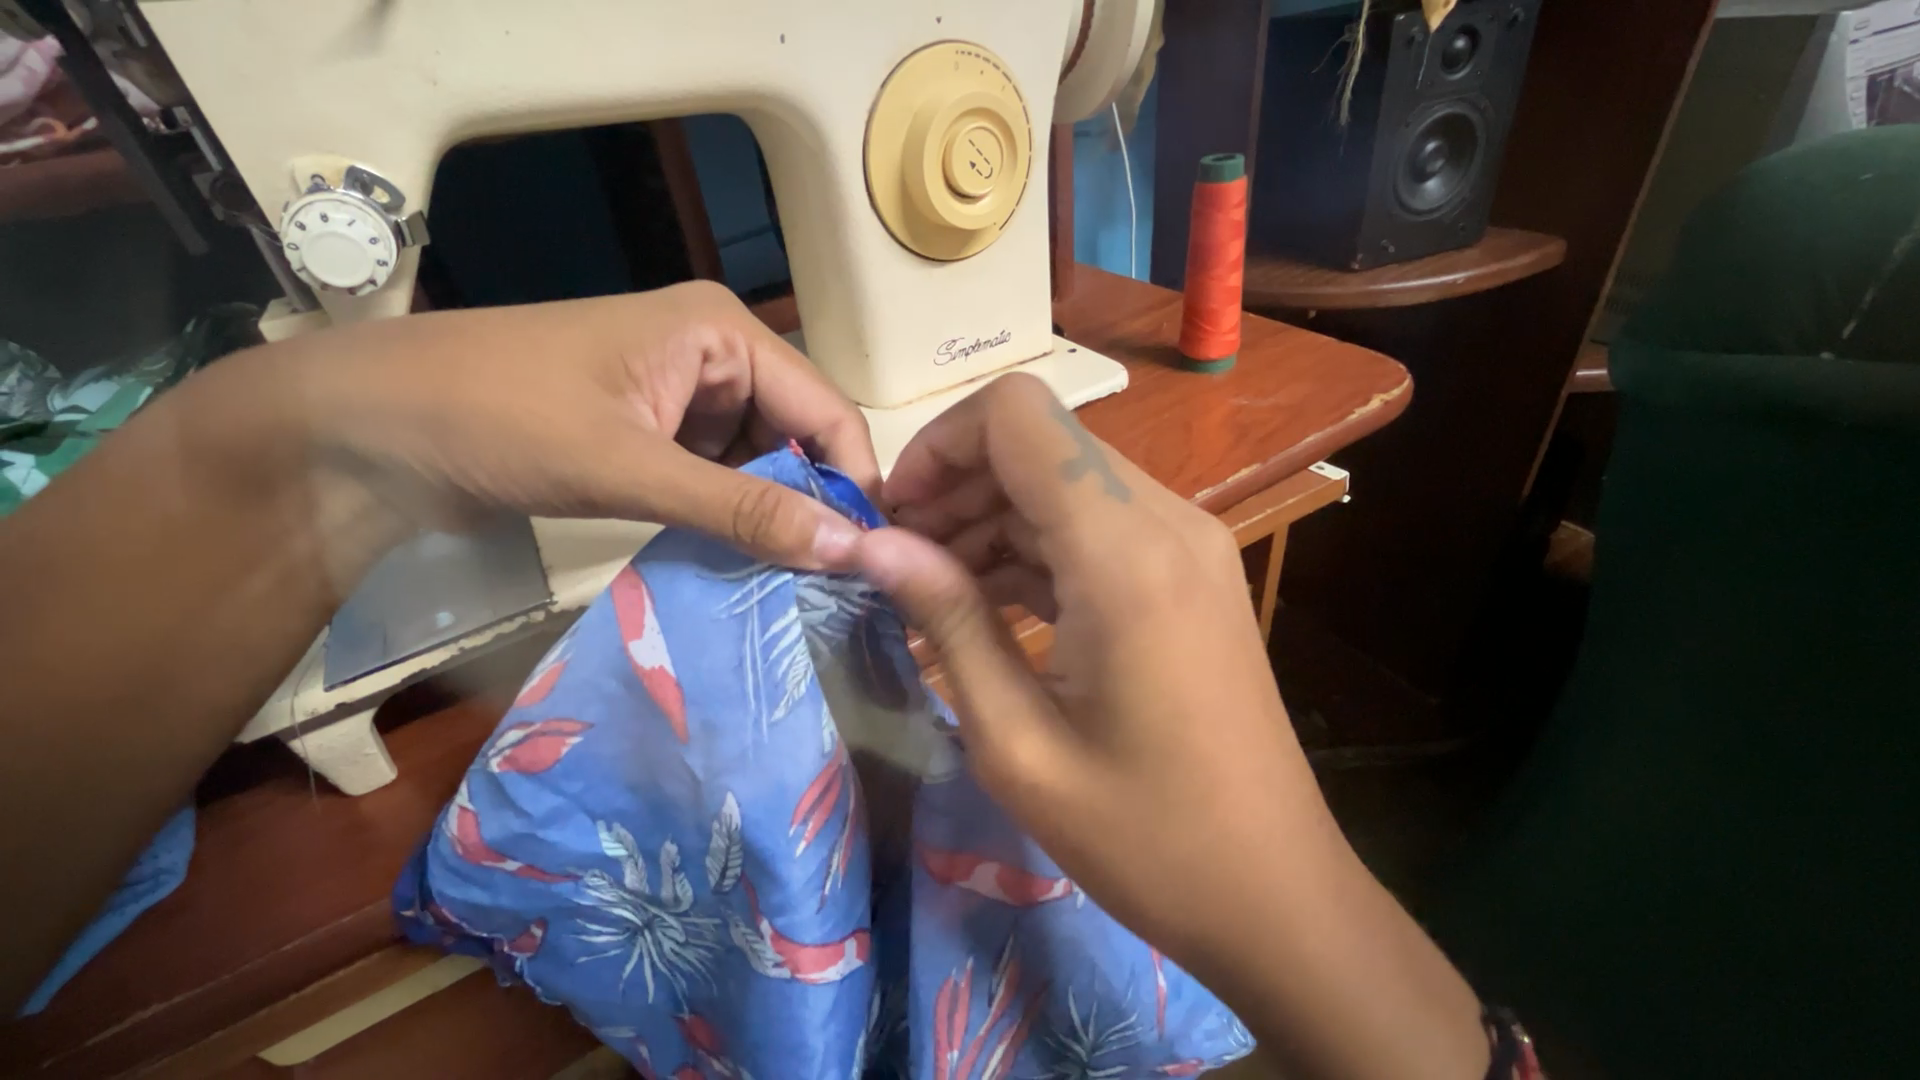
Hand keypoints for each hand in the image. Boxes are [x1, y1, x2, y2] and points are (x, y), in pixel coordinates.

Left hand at [275, 280, 875, 568]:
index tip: (873, 559)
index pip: (826, 410)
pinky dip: (733, 517)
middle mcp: (716, 354)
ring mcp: (684, 394)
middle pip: (799, 436)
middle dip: (813, 504)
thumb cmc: (497, 419)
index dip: (853, 483)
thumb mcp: (629, 468)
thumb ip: (743, 509)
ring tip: (793, 582)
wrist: (363, 428)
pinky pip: (721, 476)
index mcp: (723, 332)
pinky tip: (741, 562)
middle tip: (834, 584)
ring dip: (773, 517)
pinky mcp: (655, 431)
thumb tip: (848, 549)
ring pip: (763, 461)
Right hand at [851, 373, 1324, 955]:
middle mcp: (1166, 522)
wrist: (1274, 893)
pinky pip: (1095, 525)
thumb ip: (948, 621)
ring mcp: (1187, 544)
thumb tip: (874, 543)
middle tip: (897, 565)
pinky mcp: (1190, 573)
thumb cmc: (1143, 837)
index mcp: (1124, 555)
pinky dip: (1033, 547)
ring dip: (989, 518)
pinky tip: (987, 607)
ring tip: (932, 594)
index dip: (938, 446)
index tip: (892, 519)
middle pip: (1038, 442)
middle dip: (955, 486)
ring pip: (1063, 481)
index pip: (1017, 415)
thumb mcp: (1017, 742)